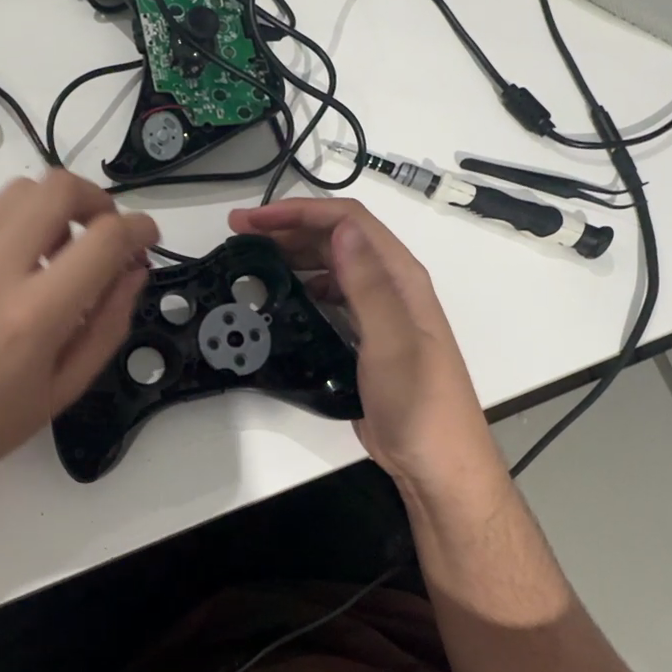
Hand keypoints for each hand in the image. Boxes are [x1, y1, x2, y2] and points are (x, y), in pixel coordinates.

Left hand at [0, 170, 158, 489]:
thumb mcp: (65, 387)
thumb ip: (108, 324)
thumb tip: (133, 271)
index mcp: (35, 316)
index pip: (104, 239)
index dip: (139, 230)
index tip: (145, 238)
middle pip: (59, 189)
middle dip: (96, 201)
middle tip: (102, 234)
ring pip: (19, 190)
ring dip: (51, 209)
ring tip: (53, 250)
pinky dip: (8, 216)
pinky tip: (10, 255)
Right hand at [229, 198, 498, 486]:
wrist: (434, 459)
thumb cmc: (418, 402)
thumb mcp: (392, 342)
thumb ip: (368, 285)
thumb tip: (341, 229)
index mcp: (400, 278)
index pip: (349, 222)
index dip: (299, 213)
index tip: (252, 221)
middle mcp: (389, 288)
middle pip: (336, 240)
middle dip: (287, 231)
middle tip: (238, 238)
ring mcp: (376, 316)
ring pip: (330, 270)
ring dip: (291, 259)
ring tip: (250, 264)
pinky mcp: (362, 342)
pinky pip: (328, 303)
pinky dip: (300, 292)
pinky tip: (278, 302)